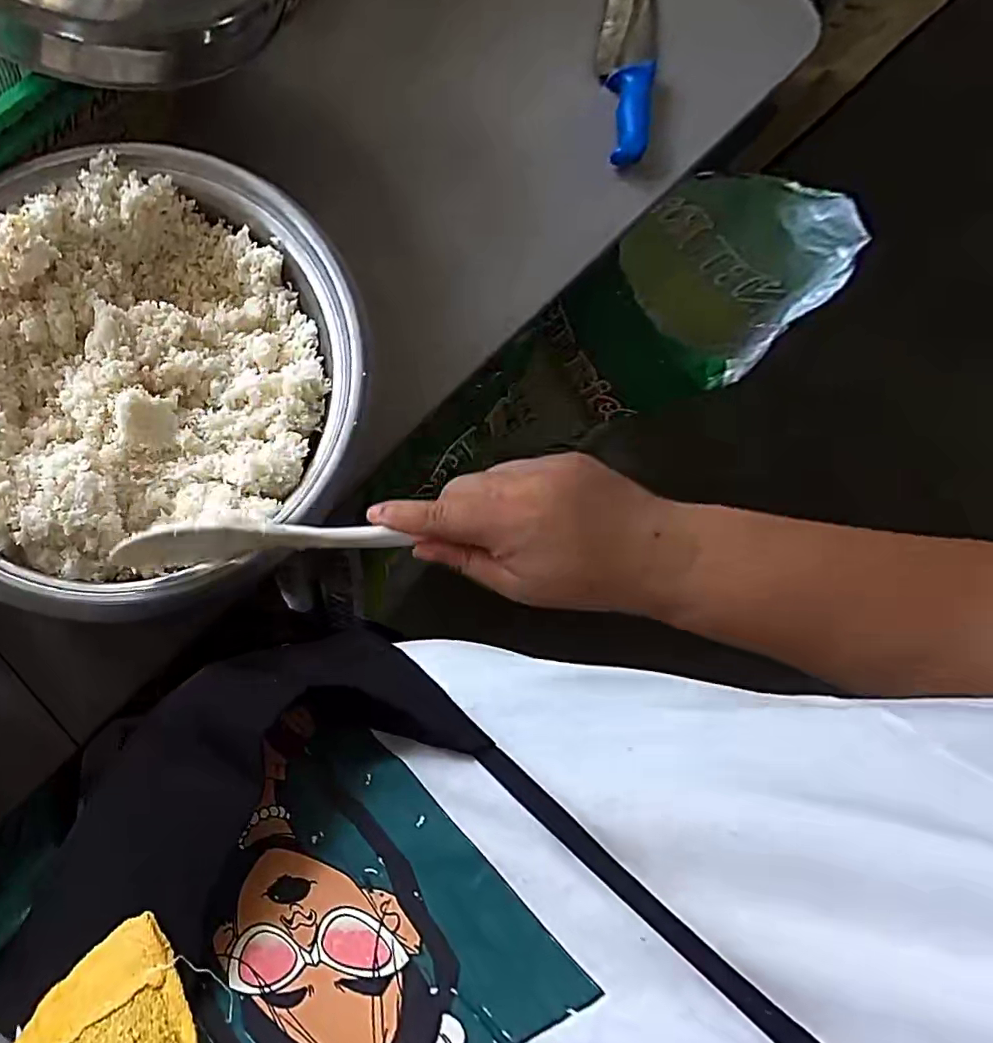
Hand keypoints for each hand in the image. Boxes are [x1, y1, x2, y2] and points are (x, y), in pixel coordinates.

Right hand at [366, 453, 693, 613]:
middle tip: (466, 541)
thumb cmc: (588, 580)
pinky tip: (536, 512)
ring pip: (480, 480)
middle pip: (455, 491)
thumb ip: (461, 559)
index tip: (374, 516)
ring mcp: (541, 466)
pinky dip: (507, 490)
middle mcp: (518, 484)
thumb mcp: (516, 585)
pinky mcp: (561, 458)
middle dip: (449, 512)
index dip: (402, 515)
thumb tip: (422, 545)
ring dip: (479, 501)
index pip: (437, 513)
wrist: (666, 553)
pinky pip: (510, 471)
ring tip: (512, 529)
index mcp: (506, 519)